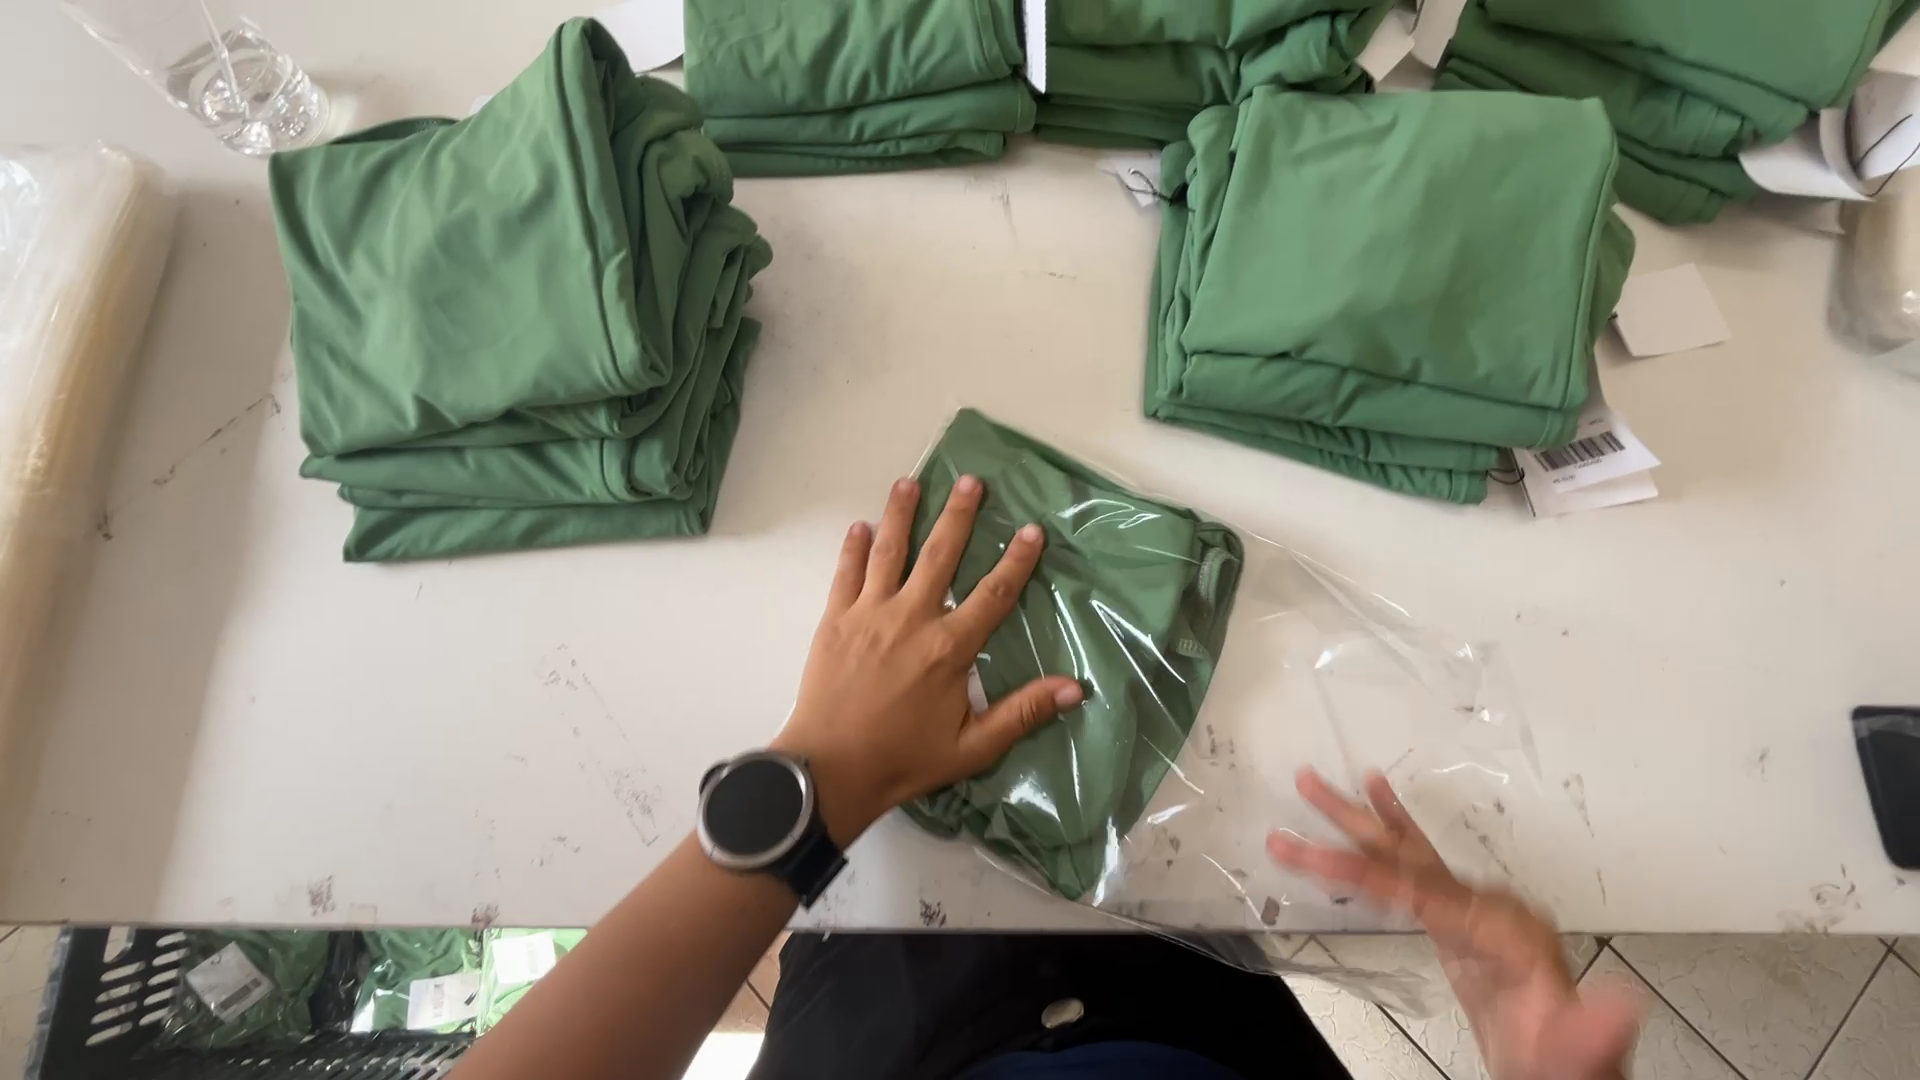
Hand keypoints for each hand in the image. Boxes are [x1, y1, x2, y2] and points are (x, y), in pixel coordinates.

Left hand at [772, 475, 1083, 847]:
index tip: (1031, 529)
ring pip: (889, 553)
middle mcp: (911, 619)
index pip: (992, 594)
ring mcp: (869, 614)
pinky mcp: (835, 620)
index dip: (1015, 560)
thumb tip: (1075, 688)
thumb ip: (1023, 712)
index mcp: (948, 648)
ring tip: (909, 482)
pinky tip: (861, 526)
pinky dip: (853, 548)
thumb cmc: (904, 759)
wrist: (829, 771)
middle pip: (939, 556)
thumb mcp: (973, 746)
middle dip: (958, 515)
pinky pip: (846, 574)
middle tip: (971, 480)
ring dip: (900, 515)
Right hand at [1268, 769, 1639, 1079]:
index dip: (1362, 870)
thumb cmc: (1559, 1067)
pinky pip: (1411, 867)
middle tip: (1309, 785)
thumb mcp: (1573, 1062)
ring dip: (1357, 816)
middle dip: (1353, 819)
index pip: (1420, 888)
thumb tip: (1617, 1003)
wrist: (1558, 1072)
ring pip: (1405, 851)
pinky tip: (1372, 804)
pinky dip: (1386, 831)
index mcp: (1509, 931)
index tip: (1312, 857)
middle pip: (1409, 853)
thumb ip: (1588, 1035)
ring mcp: (1472, 908)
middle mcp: (1491, 906)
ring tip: (1316, 784)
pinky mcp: (1454, 918)